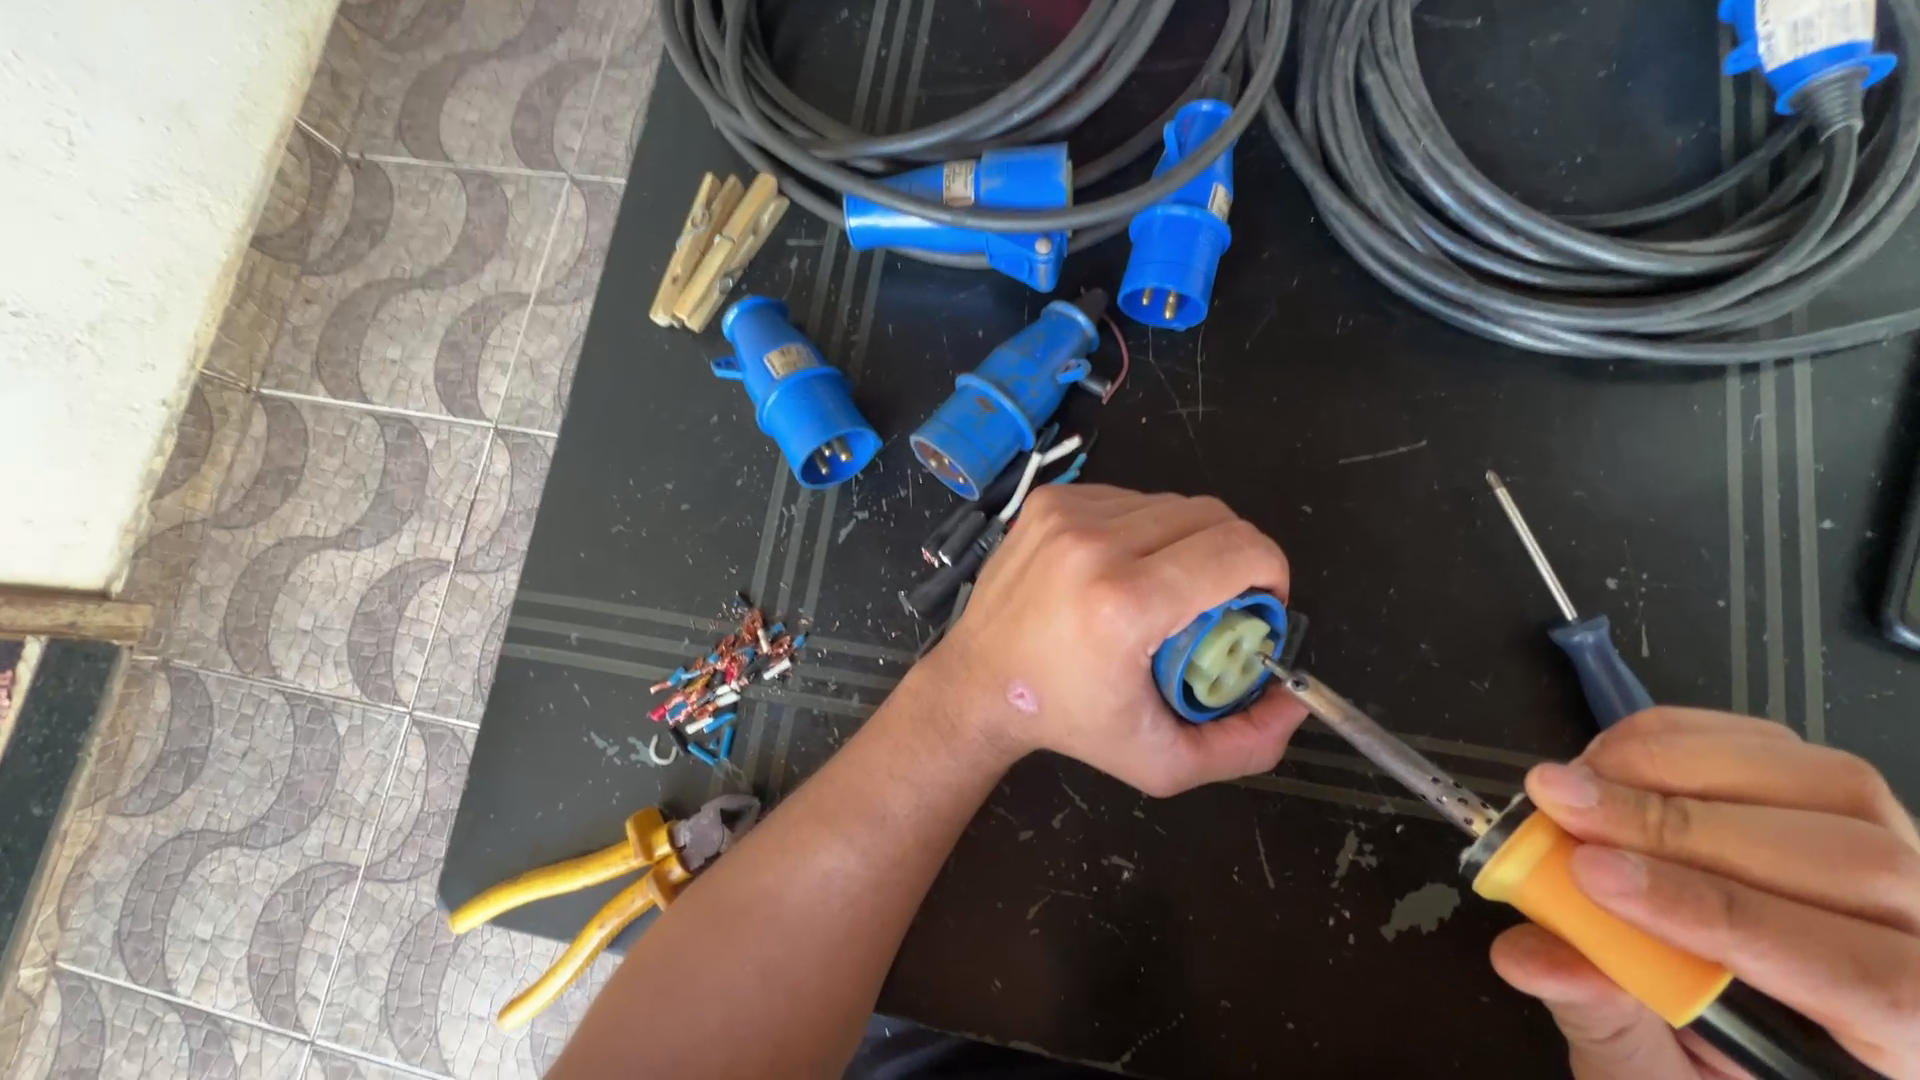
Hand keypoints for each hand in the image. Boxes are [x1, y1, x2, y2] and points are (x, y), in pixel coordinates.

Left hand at [920, 484, 1307, 796]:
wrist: (980, 684)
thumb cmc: (1070, 721)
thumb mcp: (1163, 761)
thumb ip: (1246, 744)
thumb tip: (1294, 699)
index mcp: (1125, 603)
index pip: (1240, 550)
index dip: (1271, 574)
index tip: (1258, 607)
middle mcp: (1094, 544)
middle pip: (1214, 517)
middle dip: (1235, 558)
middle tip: (1219, 603)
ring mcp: (1066, 514)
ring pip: (1172, 504)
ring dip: (1188, 542)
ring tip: (1165, 589)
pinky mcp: (1049, 501)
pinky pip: (1129, 500)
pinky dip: (1143, 529)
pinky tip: (1123, 568)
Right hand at [1489, 707, 1919, 1078]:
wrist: (1731, 1021)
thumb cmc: (1699, 1063)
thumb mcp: (1649, 1072)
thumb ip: (1601, 1019)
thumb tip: (1528, 955)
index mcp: (1914, 1044)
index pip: (1867, 977)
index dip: (1717, 913)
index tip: (1591, 876)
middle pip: (1852, 863)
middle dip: (1673, 825)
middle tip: (1554, 803)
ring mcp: (1903, 856)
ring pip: (1826, 784)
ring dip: (1672, 767)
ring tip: (1572, 780)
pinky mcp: (1833, 798)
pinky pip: (1774, 741)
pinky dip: (1674, 735)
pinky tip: (1605, 758)